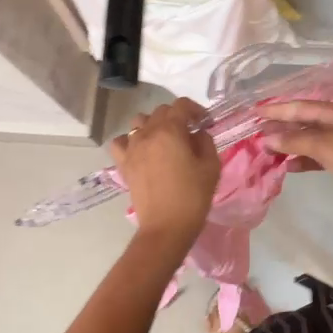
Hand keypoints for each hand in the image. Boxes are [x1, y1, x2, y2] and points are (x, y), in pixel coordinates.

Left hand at [111, 98, 219, 243]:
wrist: (166, 227)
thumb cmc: (193, 196)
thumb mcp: (211, 166)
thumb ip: (205, 142)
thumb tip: (197, 134)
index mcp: (170, 130)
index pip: (181, 105)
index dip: (195, 109)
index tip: (205, 122)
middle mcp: (147, 133)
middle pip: (161, 111)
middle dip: (177, 117)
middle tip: (190, 133)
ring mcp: (132, 148)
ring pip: (140, 122)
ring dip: (154, 125)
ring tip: (165, 140)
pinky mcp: (124, 164)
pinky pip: (121, 142)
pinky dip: (130, 141)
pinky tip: (141, 150)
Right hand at [258, 100, 332, 223]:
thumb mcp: (326, 147)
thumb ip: (295, 140)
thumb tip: (267, 138)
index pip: (301, 106)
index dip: (277, 110)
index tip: (254, 113)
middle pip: (305, 121)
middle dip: (281, 126)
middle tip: (256, 132)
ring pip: (310, 139)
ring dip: (290, 144)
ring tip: (267, 150)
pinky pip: (318, 156)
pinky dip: (303, 159)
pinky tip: (288, 167)